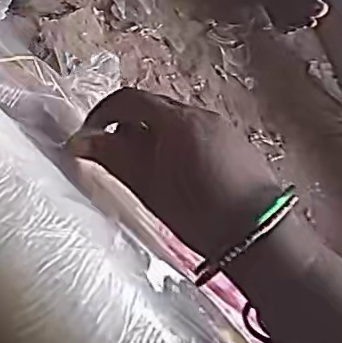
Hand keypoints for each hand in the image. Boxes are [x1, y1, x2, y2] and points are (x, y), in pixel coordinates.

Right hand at [66, 88, 282, 258]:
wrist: (263, 243)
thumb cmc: (199, 214)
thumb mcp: (147, 186)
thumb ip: (111, 157)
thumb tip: (78, 141)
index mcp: (177, 119)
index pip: (128, 99)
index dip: (101, 114)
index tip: (88, 137)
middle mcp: (200, 114)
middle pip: (151, 107)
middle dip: (125, 125)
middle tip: (110, 155)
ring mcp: (221, 128)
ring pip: (173, 122)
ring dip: (150, 136)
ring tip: (141, 169)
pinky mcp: (236, 144)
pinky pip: (194, 134)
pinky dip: (174, 144)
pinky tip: (173, 175)